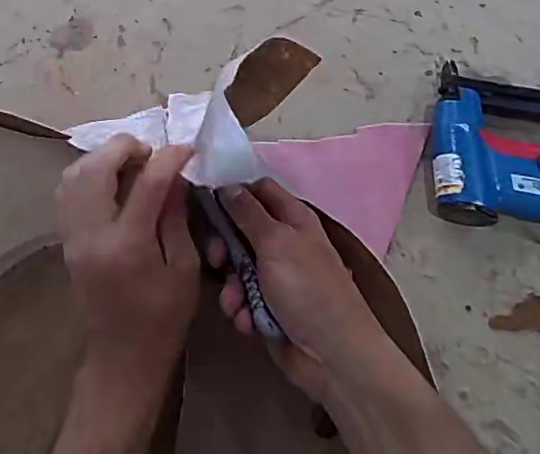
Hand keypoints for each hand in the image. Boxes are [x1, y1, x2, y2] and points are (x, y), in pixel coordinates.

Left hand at [56, 138, 200, 390]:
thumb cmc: (163, 318)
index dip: (171, 157)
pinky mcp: (67, 242)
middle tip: (154, 154)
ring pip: (75, 174)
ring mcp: (73, 239)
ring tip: (135, 164)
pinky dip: (91, 173)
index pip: (147, 181)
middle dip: (127, 147)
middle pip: (96, 168)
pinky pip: (69, 191)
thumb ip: (177, 215)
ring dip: (106, 157)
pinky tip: (116, 180)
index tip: (189, 149)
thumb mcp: (185, 266)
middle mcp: (92, 237)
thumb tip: (177, 173)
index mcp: (127, 246)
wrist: (122, 360)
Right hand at [211, 182, 482, 453]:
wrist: (331, 352)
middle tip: (217, 261)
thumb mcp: (276, 242)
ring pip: (238, 269)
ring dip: (231, 286)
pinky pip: (244, 300)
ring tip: (236, 303)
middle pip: (242, 230)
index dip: (234, 195)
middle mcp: (285, 241)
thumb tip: (228, 186)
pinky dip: (242, 310)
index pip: (259, 191)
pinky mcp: (270, 307)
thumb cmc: (307, 287)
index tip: (208, 206)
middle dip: (225, 247)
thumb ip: (249, 213)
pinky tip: (247, 322)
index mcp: (293, 217)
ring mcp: (277, 276)